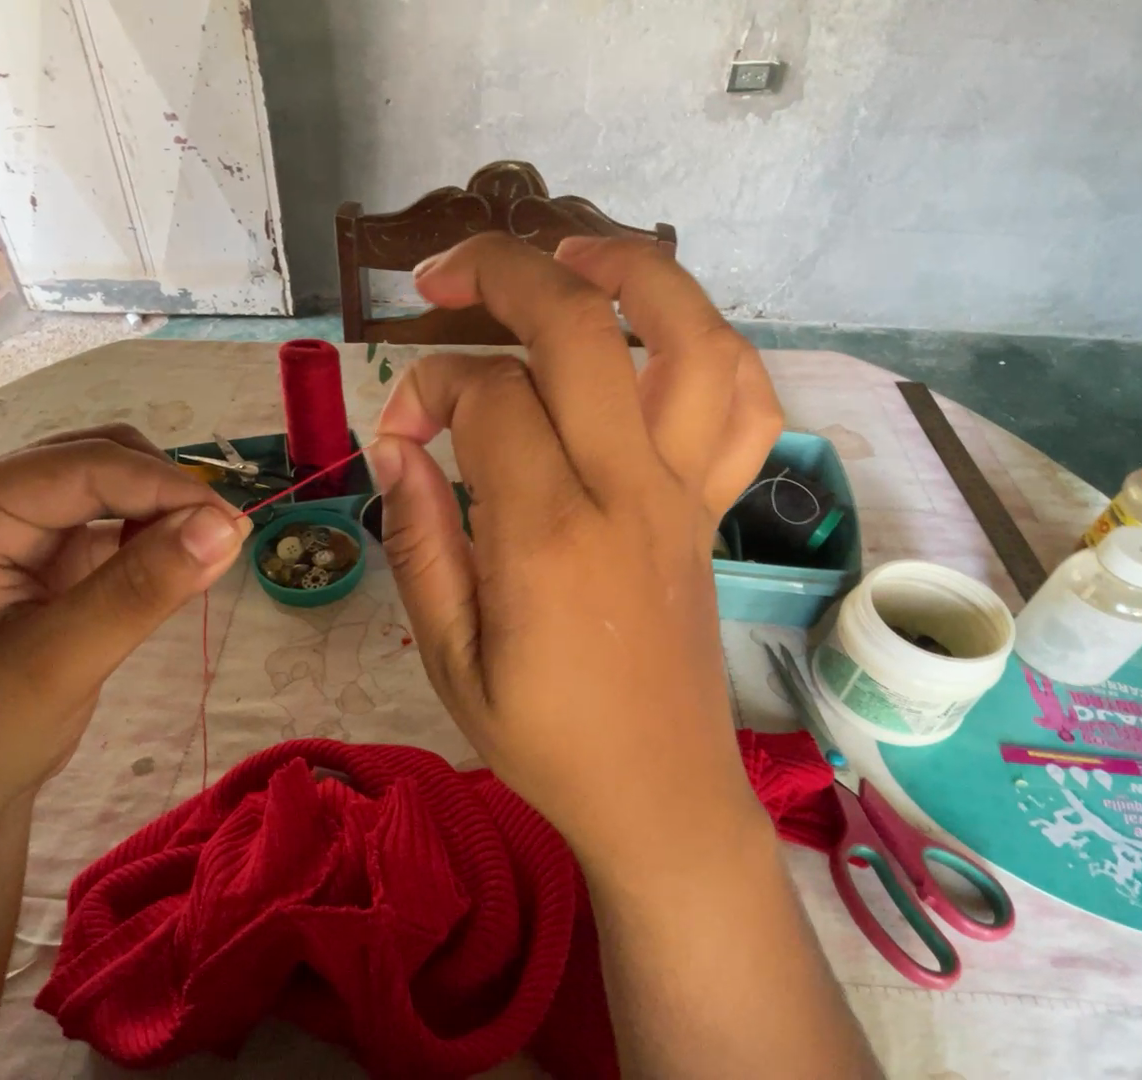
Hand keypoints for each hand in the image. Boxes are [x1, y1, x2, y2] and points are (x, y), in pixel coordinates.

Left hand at [0, 424, 249, 827]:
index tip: (234, 528)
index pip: (83, 466)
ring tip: (202, 557)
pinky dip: (152, 533)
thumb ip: (139, 591)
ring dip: (162, 508)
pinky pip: (111, 517)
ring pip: (110, 480)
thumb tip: (226, 527)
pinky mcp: (44, 551)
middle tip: (223, 544)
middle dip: (165, 491)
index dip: (165, 486)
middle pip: (97, 457)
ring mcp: (14, 523)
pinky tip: (174, 566)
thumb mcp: (59, 665)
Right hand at [368, 234, 782, 864]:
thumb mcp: (448, 657)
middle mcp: (628, 490)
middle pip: (579, 324)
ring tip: (569, 252)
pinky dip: (713, 346)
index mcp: (547, 533)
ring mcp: (687, 494)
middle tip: (441, 274)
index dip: (424, 390)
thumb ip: (419, 541)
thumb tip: (396, 447)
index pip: (484, 394)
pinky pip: (745, 404)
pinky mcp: (713, 510)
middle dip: (502, 268)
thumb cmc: (543, 738)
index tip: (397, 438)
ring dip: (631, 268)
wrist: (659, 795)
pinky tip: (661, 336)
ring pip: (691, 336)